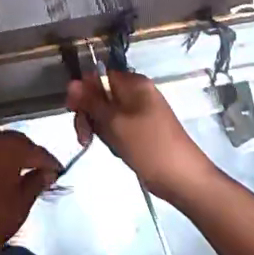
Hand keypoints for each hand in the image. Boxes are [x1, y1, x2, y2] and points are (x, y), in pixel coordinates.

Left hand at [0, 128, 59, 254]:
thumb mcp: (19, 206)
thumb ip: (35, 184)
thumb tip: (46, 172)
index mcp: (9, 147)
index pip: (38, 150)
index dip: (50, 162)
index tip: (58, 173)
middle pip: (16, 141)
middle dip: (29, 154)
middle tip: (39, 173)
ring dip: (8, 154)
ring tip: (17, 174)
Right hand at [66, 72, 219, 201]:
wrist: (182, 178)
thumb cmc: (149, 146)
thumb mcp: (115, 122)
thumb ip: (91, 102)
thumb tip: (72, 82)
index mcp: (135, 84)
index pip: (99, 76)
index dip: (83, 91)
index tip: (73, 110)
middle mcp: (137, 94)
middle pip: (100, 95)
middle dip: (89, 114)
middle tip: (84, 136)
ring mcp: (139, 113)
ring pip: (106, 114)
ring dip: (98, 129)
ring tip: (102, 145)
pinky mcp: (140, 131)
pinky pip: (116, 127)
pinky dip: (111, 137)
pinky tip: (116, 149)